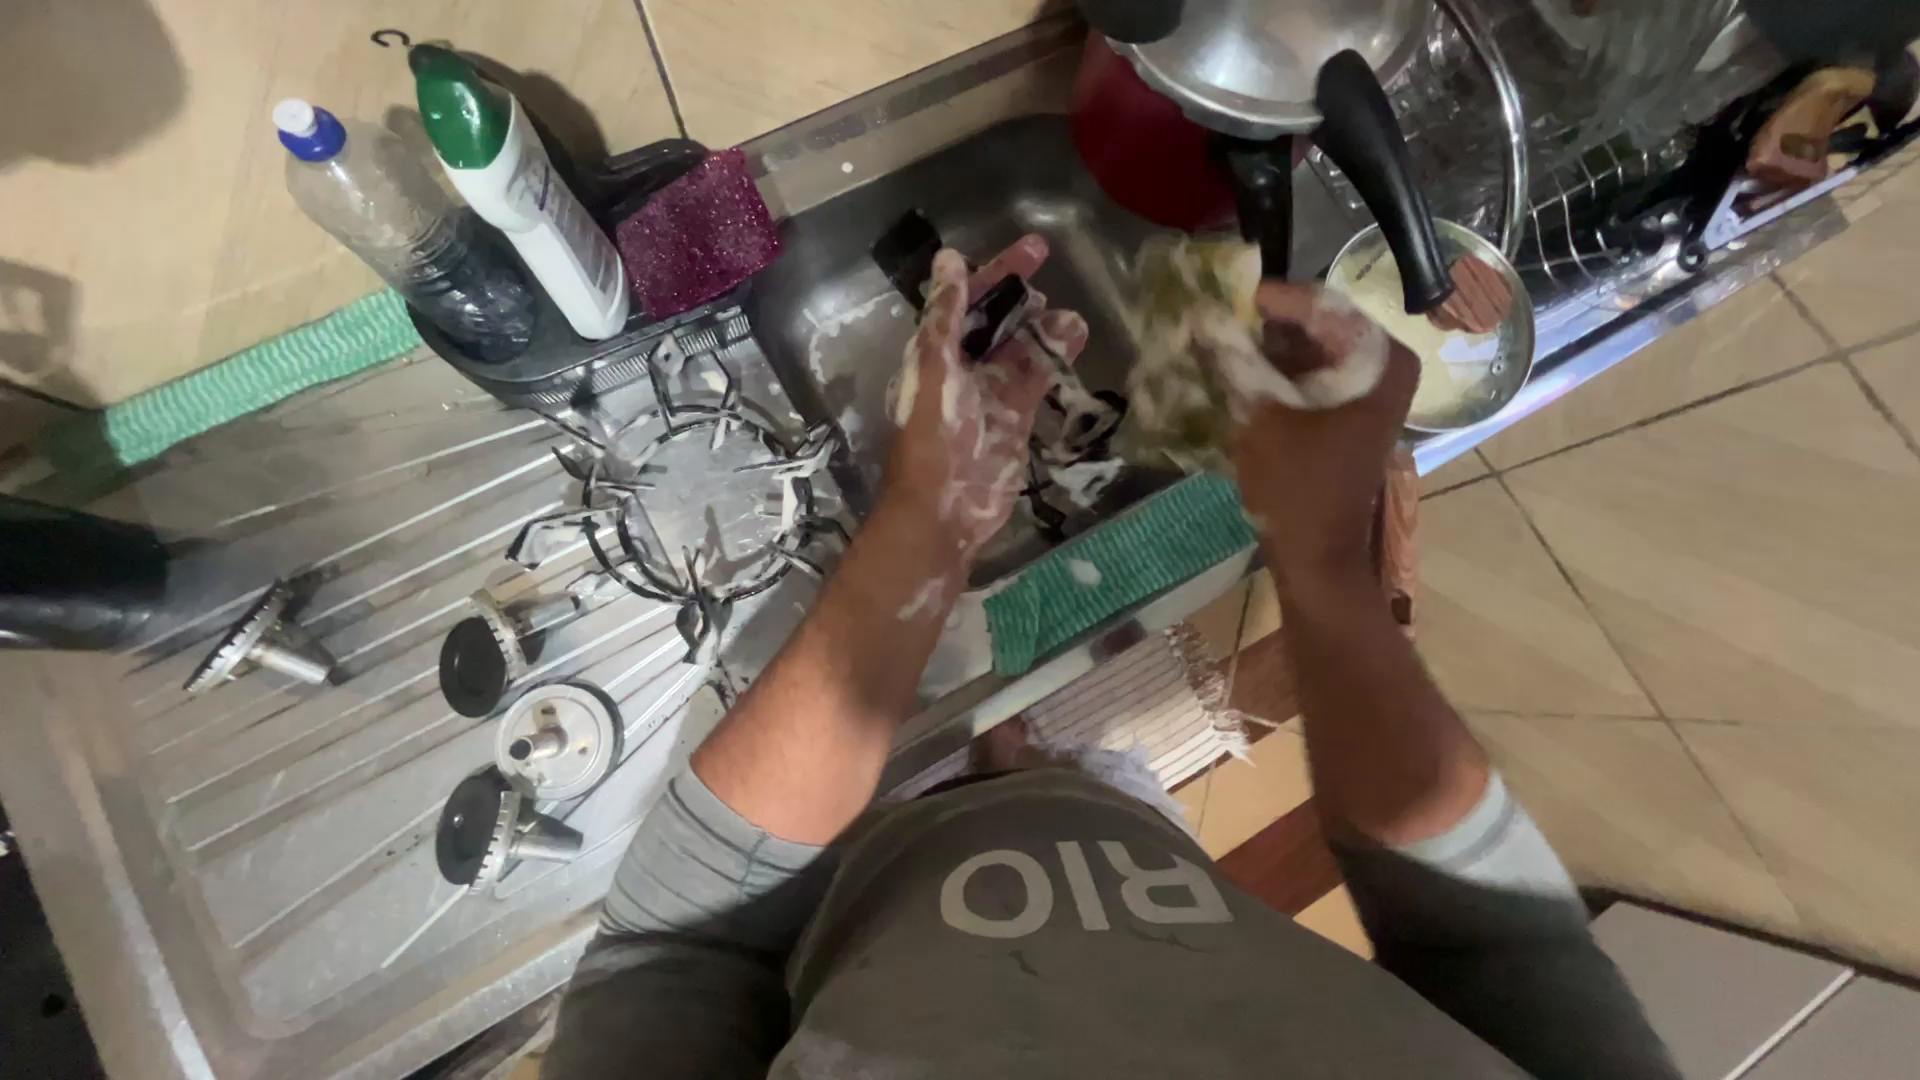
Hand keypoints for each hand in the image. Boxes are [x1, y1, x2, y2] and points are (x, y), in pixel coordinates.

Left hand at [883, 235, 1089, 558]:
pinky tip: (1075, 343)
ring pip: (1023, 350)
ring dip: (1046, 330)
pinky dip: (1055, 360)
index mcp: (937, 352)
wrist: (945, 507)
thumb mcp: (935, 369)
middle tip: (1050, 277)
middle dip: (1023, 297)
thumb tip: (949, 260)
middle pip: (998, 321)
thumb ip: (944, 317)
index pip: (968, 300)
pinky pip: (1038, 381)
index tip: (1034, 250)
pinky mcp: (1017, 419)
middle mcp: (964, 368)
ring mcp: (993, 394)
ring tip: (1073, 320)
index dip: (996, 272)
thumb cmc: (933, 437)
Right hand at [1229, 282, 1416, 588]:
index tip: (1222, 296)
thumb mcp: (1260, 418)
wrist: (1316, 551)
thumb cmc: (1296, 486)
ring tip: (1218, 344)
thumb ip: (1235, 362)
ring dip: (1266, 349)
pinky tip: (1237, 374)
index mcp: (1380, 361)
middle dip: (1265, 324)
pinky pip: (1310, 375)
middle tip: (1215, 320)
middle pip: (1319, 325)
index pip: (1324, 305)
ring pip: (1311, 350)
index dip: (1271, 299)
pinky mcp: (1349, 411)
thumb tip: (1202, 317)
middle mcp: (1384, 366)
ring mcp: (1368, 390)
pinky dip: (1275, 373)